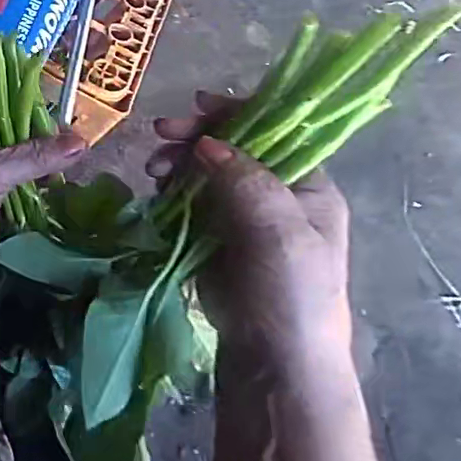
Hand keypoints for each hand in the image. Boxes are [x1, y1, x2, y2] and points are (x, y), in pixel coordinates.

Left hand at [0, 125, 86, 265]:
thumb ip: (35, 156)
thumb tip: (81, 143)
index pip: (14, 107)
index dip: (40, 115)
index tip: (70, 129)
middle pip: (25, 134)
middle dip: (50, 144)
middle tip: (77, 155)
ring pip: (29, 159)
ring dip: (48, 166)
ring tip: (72, 171)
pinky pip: (27, 181)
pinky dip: (43, 184)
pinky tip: (60, 188)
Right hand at [151, 94, 352, 357]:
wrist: (272, 353)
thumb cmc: (289, 290)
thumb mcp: (278, 232)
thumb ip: (247, 181)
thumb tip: (207, 143)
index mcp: (305, 185)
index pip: (272, 130)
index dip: (234, 112)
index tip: (193, 107)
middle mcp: (274, 191)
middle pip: (229, 145)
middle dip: (193, 136)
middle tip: (159, 137)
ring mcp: (241, 212)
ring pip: (202, 168)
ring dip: (176, 161)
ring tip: (154, 173)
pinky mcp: (212, 230)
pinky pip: (186, 195)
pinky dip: (168, 187)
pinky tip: (156, 193)